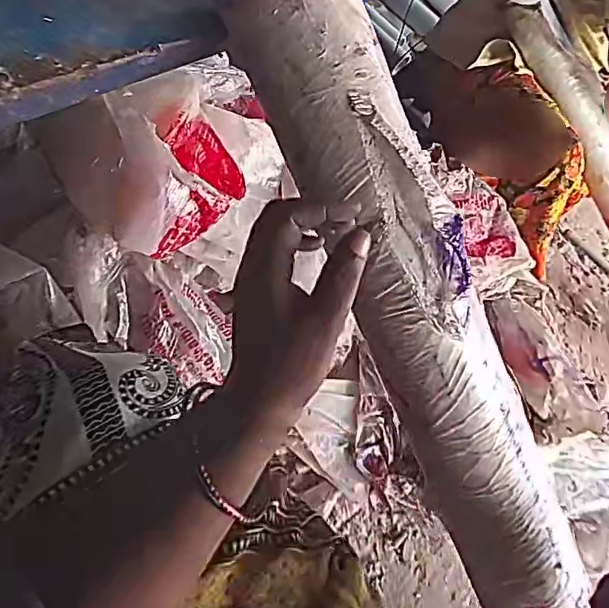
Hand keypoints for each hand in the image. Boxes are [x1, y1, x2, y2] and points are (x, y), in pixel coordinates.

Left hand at [221, 199, 370, 431]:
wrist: (259, 399)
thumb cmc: (293, 364)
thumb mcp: (326, 318)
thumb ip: (343, 274)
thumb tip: (360, 236)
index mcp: (264, 267)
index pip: (287, 216)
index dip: (320, 208)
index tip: (351, 214)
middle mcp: (250, 265)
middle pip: (274, 217)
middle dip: (309, 210)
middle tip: (343, 217)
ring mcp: (248, 277)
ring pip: (271, 232)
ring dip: (301, 224)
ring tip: (335, 231)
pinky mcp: (253, 288)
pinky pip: (271, 249)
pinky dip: (293, 241)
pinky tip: (316, 251)